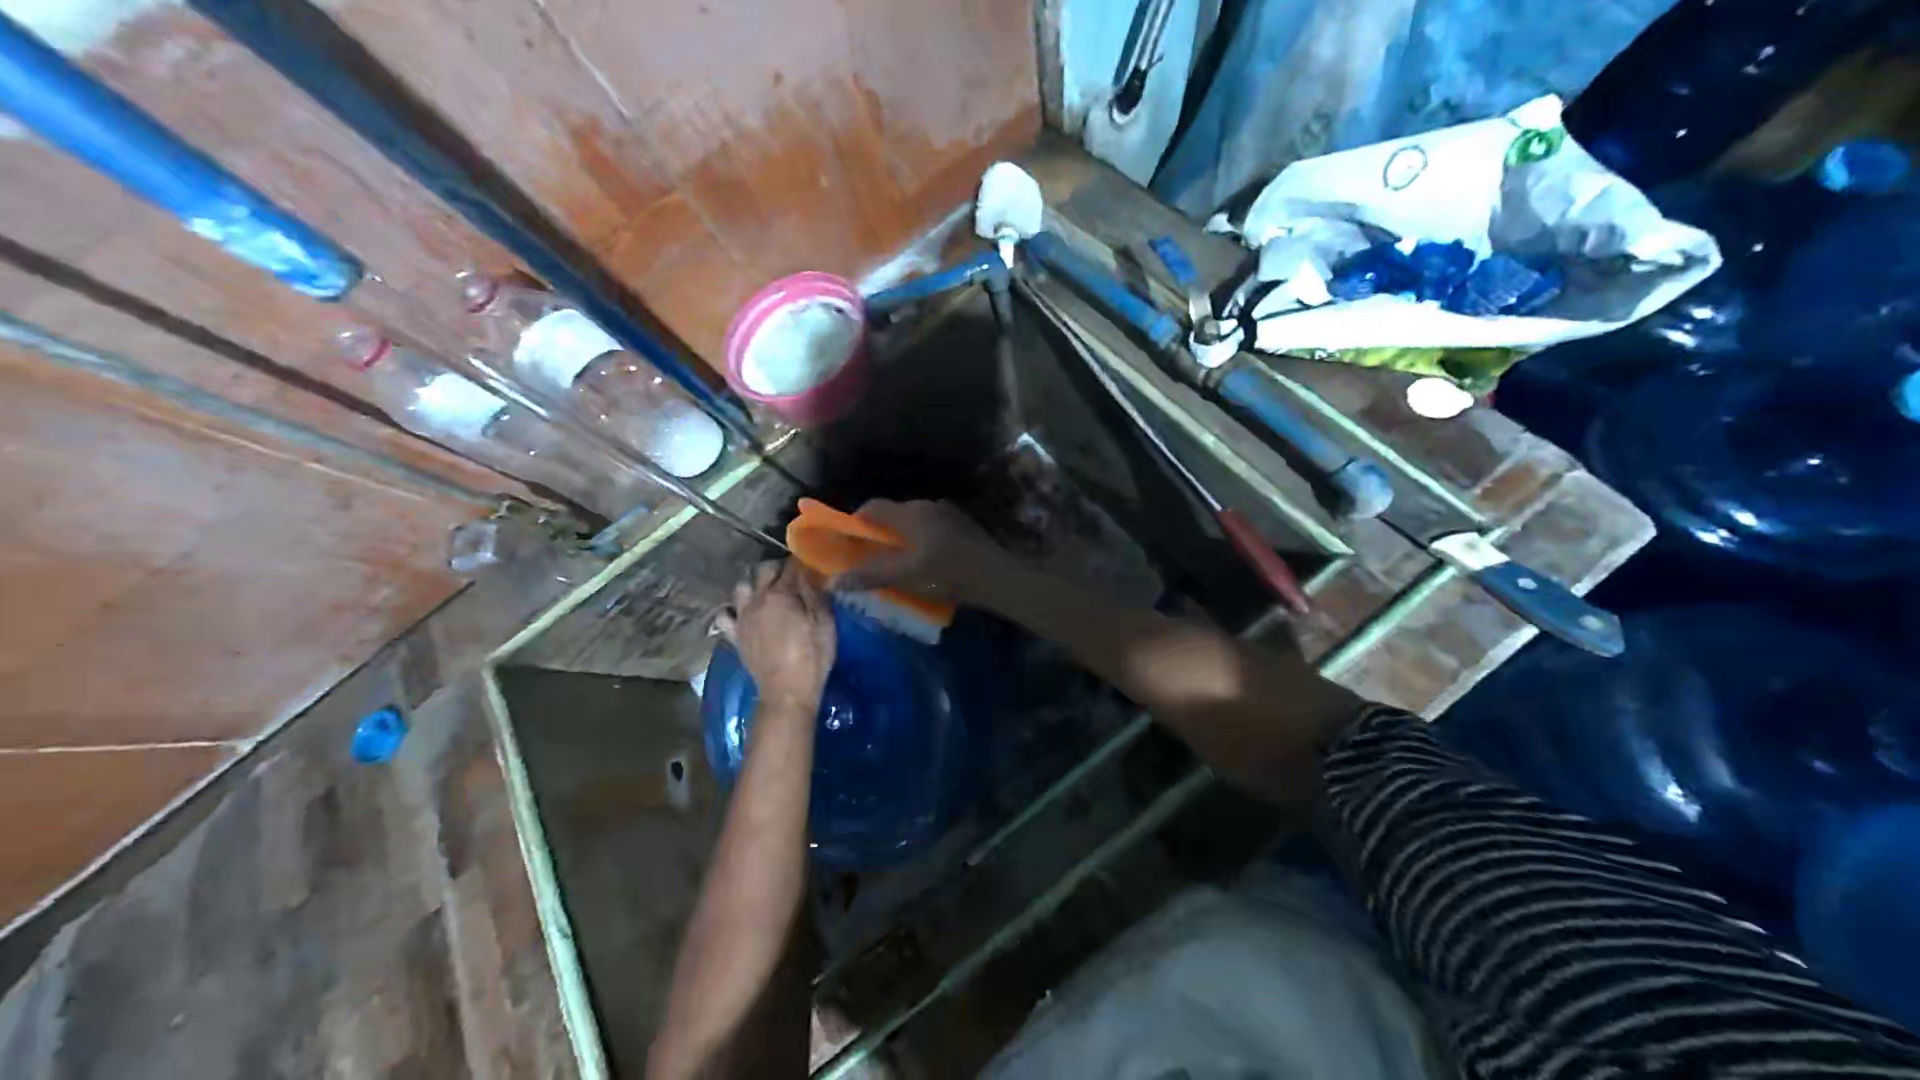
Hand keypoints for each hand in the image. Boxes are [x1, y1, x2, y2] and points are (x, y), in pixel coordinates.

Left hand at [720, 561, 835, 709]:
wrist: (787, 693)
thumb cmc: (812, 657)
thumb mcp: (825, 624)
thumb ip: (819, 596)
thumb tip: (818, 575)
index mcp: (782, 594)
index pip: (791, 565)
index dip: (803, 562)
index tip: (812, 564)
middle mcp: (757, 599)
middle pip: (763, 570)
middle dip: (778, 568)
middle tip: (793, 577)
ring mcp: (742, 617)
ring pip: (741, 586)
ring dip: (754, 584)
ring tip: (767, 593)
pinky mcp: (734, 635)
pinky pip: (725, 615)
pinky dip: (733, 610)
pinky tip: (744, 613)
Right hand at [830, 499, 1012, 603]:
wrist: (1000, 578)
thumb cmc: (949, 575)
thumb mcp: (906, 576)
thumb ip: (870, 575)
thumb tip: (833, 580)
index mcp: (911, 513)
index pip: (872, 507)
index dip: (854, 523)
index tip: (848, 544)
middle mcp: (928, 505)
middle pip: (892, 513)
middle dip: (877, 533)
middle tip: (870, 558)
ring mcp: (948, 513)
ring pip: (913, 521)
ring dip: (900, 538)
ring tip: (898, 564)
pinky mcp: (963, 525)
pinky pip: (931, 528)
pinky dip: (920, 541)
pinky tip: (927, 563)